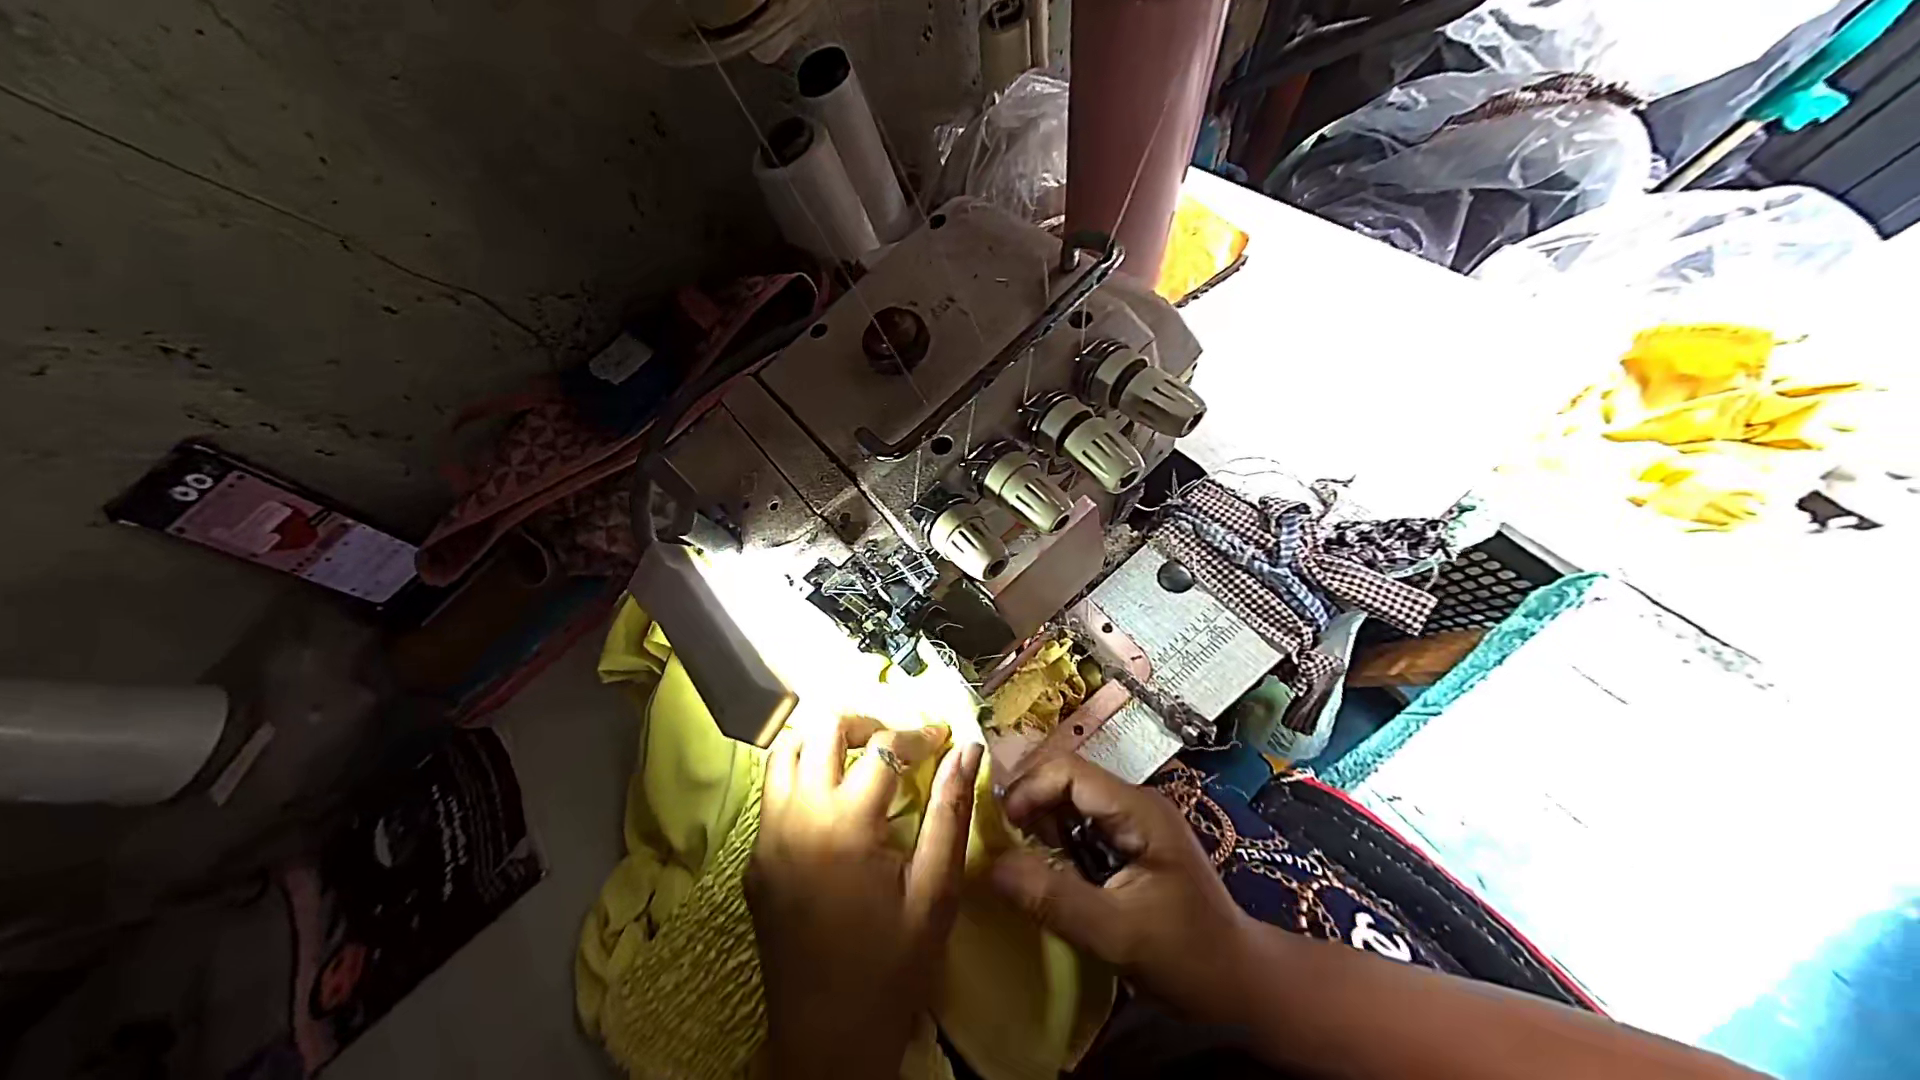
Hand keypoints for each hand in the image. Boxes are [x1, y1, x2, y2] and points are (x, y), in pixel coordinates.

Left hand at [746, 714, 984, 1079]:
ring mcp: (767, 837)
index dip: (919, 734)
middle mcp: (796, 818)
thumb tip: (968, 749)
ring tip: (861, 759)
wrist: (826, 1041)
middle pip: (822, 730)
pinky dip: (802, 774)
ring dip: (824, 742)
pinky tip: (832, 800)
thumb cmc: (892, 967)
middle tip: (898, 743)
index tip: (943, 738)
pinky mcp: (755, 859)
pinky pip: (772, 792)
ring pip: (785, 752)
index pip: (883, 747)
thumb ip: (950, 811)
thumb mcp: (936, 891)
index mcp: (845, 825)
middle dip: (865, 723)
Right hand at [989, 755, 1254, 1017]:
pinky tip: (1051, 874)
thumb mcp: (1115, 934)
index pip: (1068, 770)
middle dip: (1030, 807)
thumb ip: (1053, 898)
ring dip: (1041, 826)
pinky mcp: (1129, 841)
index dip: (1029, 790)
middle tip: (1007, 847)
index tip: (1005, 829)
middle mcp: (1134, 802)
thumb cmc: (1186, 957)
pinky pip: (1080, 826)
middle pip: (1065, 779)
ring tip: (1026, 865)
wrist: (1241, 984)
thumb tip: (992, 866)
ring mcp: (1133, 820)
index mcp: (1137, 809)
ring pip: (1069, 802)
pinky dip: (1057, 844)